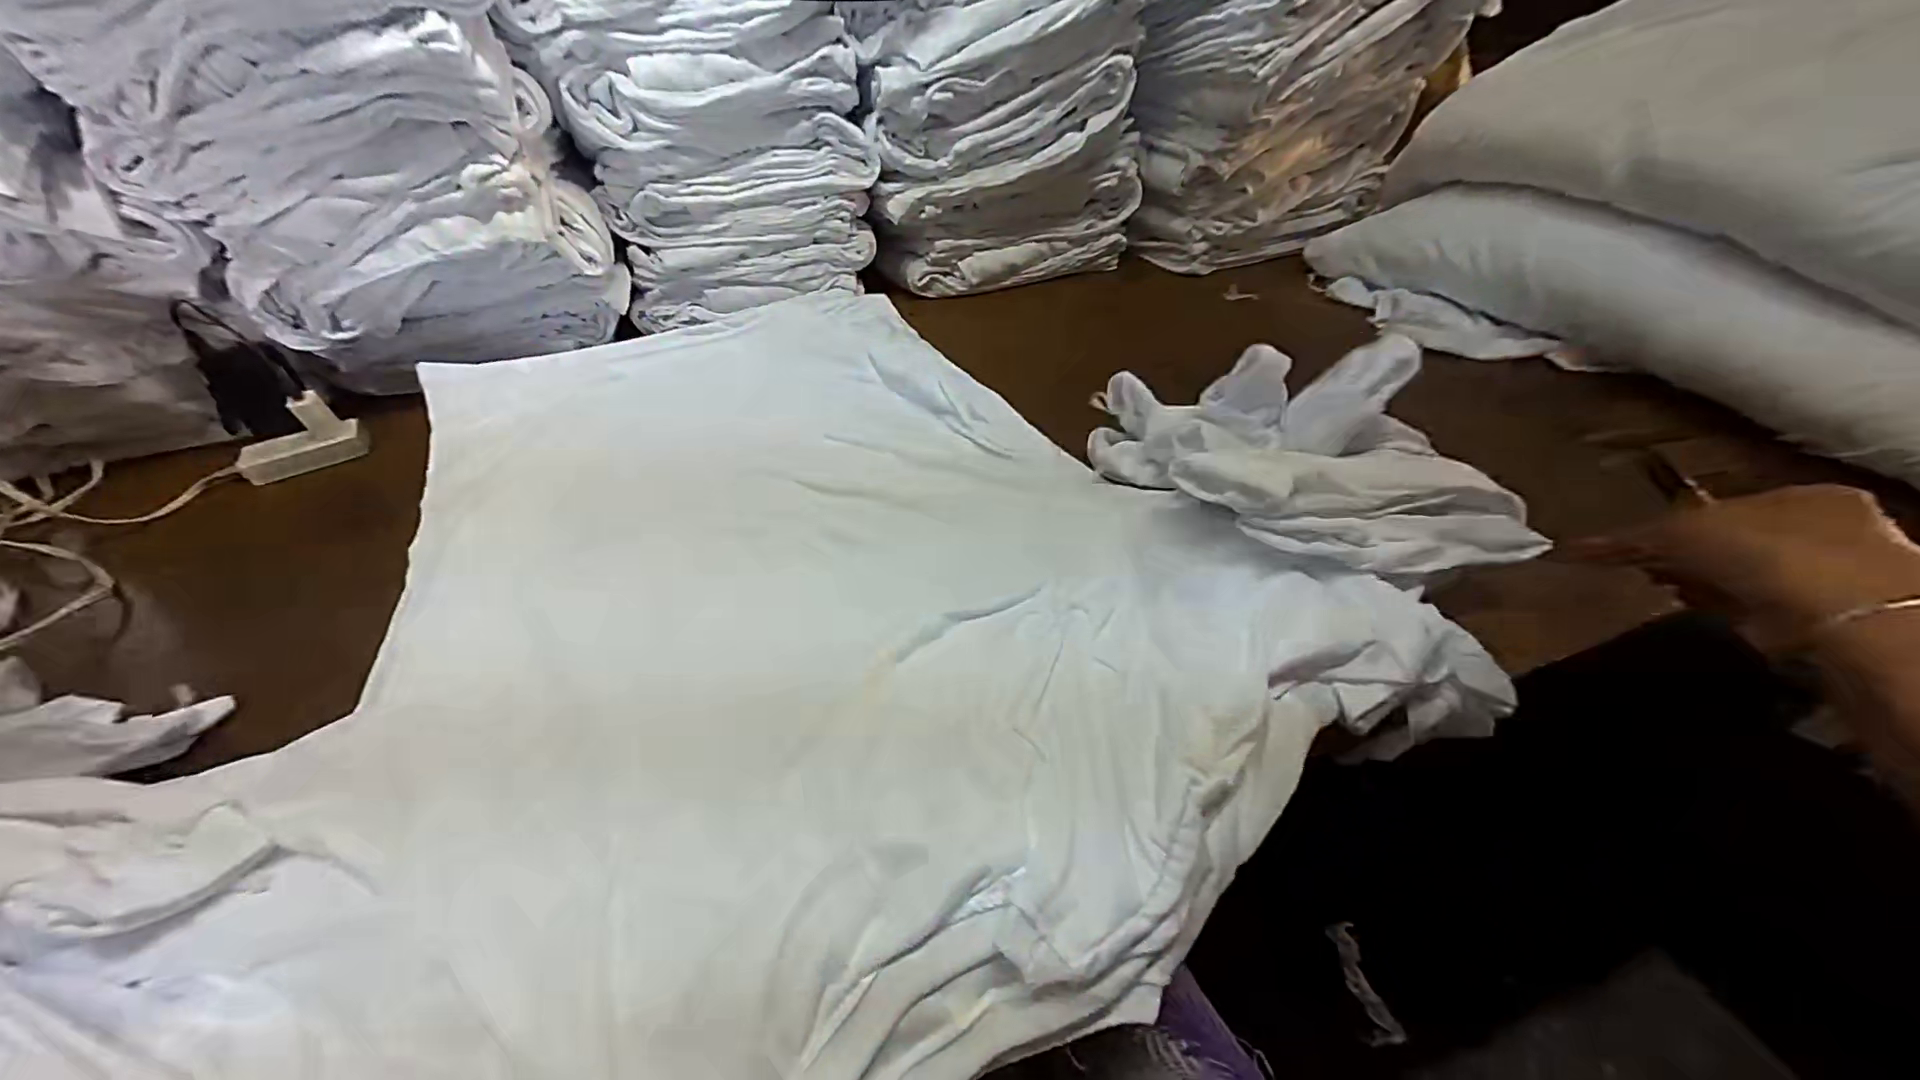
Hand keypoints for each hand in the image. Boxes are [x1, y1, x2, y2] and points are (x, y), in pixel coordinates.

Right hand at [1570, 485, 1919, 652]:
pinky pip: (1755, 610)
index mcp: (1806, 495)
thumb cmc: (1760, 550)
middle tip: (1647, 569)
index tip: (1644, 543)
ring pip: (1745, 577)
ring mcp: (1837, 576)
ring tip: (1663, 593)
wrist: (1839, 612)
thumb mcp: (1676, 533)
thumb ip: (1625, 540)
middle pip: (1737, 541)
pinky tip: (1695, 614)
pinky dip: (1724, 613)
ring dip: (1706, 587)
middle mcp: (1831, 529)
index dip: (1680, 523)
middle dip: (1692, 557)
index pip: (1727, 506)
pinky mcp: (1827, 617)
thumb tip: (1565, 548)